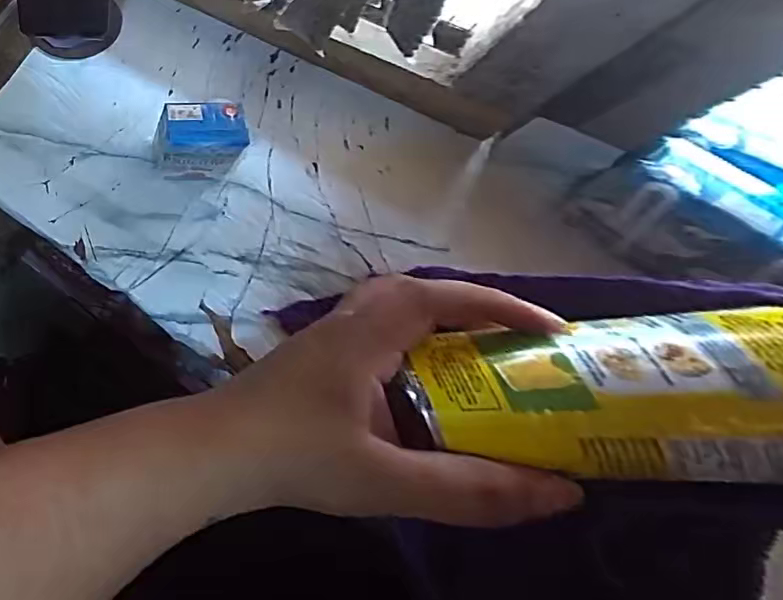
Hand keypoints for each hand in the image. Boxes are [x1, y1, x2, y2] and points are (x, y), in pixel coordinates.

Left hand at [203, 274, 584, 526]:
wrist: (219, 447)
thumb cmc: (297, 455)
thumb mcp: (389, 482)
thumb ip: (473, 489)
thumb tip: (563, 490)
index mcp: (362, 337)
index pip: (434, 297)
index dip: (496, 304)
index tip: (553, 330)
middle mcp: (343, 325)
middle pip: (410, 292)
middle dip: (470, 308)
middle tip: (519, 345)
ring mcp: (324, 339)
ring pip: (388, 309)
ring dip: (437, 323)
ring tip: (482, 365)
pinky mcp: (314, 358)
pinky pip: (374, 332)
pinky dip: (411, 343)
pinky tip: (422, 388)